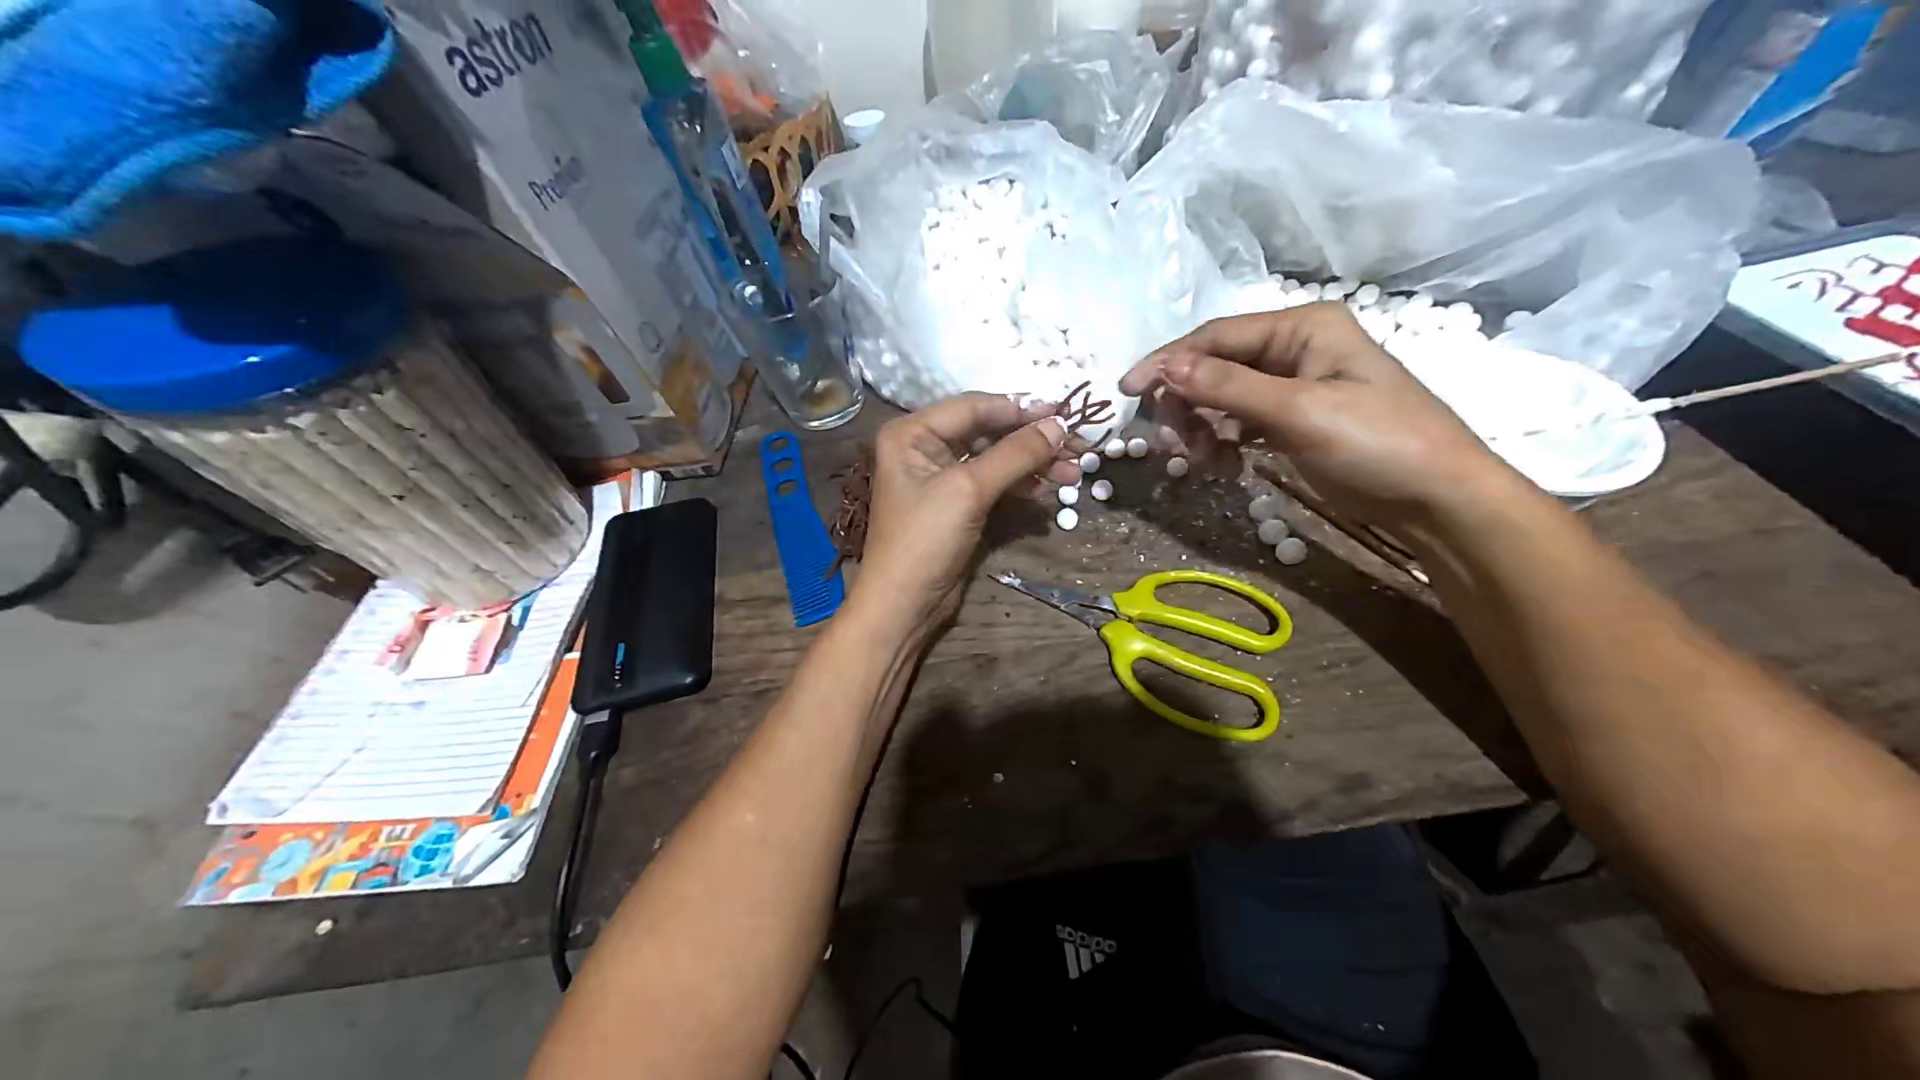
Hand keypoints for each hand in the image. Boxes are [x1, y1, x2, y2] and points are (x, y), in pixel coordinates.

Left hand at [849, 393, 1079, 640]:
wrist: (904, 605)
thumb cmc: (926, 539)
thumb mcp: (969, 490)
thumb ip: (1015, 454)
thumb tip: (1060, 425)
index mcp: (912, 433)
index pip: (974, 407)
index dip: (1020, 410)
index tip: (1064, 415)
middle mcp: (923, 447)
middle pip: (987, 431)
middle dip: (1031, 440)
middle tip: (1078, 448)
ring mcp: (940, 477)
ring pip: (995, 458)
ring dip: (1032, 463)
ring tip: (1072, 473)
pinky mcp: (955, 504)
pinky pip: (993, 482)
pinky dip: (1020, 483)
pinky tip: (1046, 489)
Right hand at [1120, 303, 1521, 530]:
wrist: (1437, 500)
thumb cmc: (1377, 444)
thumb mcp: (1299, 412)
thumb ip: (1228, 387)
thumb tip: (1164, 368)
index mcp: (1302, 328)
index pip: (1216, 337)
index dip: (1168, 363)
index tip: (1128, 393)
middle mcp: (1293, 348)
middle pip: (1215, 366)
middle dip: (1186, 402)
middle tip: (1170, 442)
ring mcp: (1293, 386)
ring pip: (1222, 397)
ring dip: (1201, 427)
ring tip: (1199, 461)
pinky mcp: (1292, 421)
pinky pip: (1239, 422)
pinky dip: (1222, 441)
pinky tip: (1219, 465)